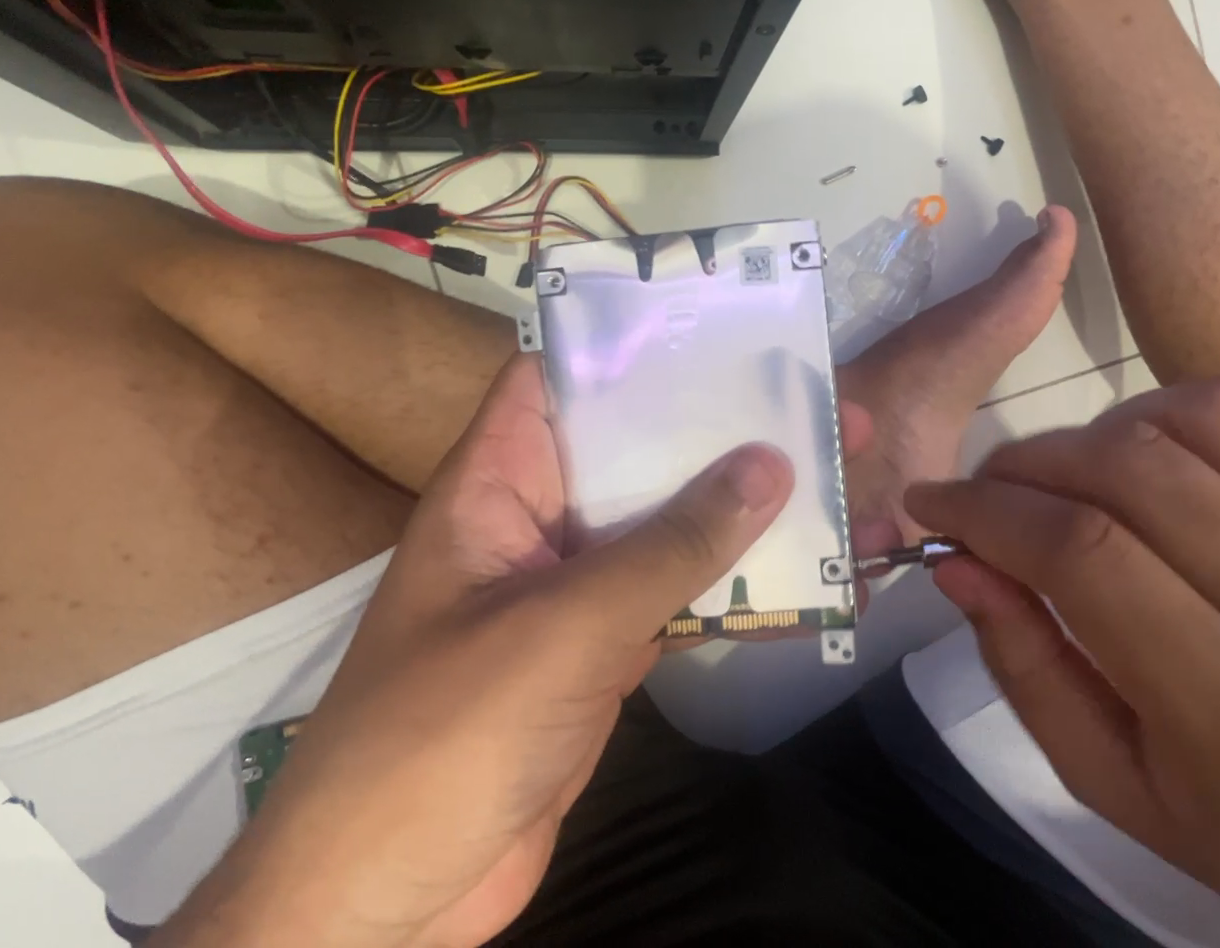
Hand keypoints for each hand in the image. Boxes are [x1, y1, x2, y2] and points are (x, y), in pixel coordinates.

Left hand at [154, 356, 794, 947]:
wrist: (389, 897)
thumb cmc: (446, 737)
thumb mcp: (565, 626)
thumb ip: (670, 548)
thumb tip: (770, 464)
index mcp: (494, 489)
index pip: (555, 382)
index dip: (630, 347)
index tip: (722, 328)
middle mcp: (534, 527)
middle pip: (630, 455)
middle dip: (717, 430)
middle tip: (814, 403)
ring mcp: (569, 595)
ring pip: (662, 530)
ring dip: (737, 511)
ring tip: (830, 475)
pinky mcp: (599, 655)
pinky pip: (673, 599)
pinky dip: (730, 587)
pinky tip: (802, 572)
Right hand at [907, 383, 1219, 947]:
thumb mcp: (1101, 776)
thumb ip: (1021, 662)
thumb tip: (956, 561)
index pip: (1085, 555)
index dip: (988, 512)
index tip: (932, 505)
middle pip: (1133, 473)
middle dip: (1027, 464)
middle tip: (983, 489)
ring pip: (1196, 424)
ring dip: (1096, 432)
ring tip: (1061, 475)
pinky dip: (1171, 413)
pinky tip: (1140, 454)